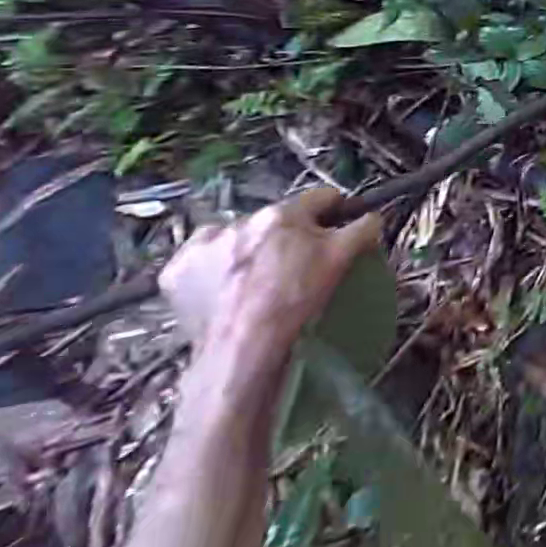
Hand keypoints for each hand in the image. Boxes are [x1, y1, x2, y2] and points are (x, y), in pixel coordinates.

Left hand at [159, 187, 380, 362]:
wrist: (242, 348)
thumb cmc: (297, 298)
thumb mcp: (343, 258)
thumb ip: (365, 227)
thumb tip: (371, 216)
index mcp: (282, 213)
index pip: (321, 198)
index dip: (335, 212)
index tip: (338, 231)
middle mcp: (238, 221)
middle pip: (278, 218)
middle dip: (289, 233)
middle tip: (297, 261)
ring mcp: (200, 246)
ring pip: (238, 235)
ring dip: (251, 246)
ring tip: (259, 275)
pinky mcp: (174, 273)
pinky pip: (203, 258)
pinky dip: (215, 266)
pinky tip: (226, 285)